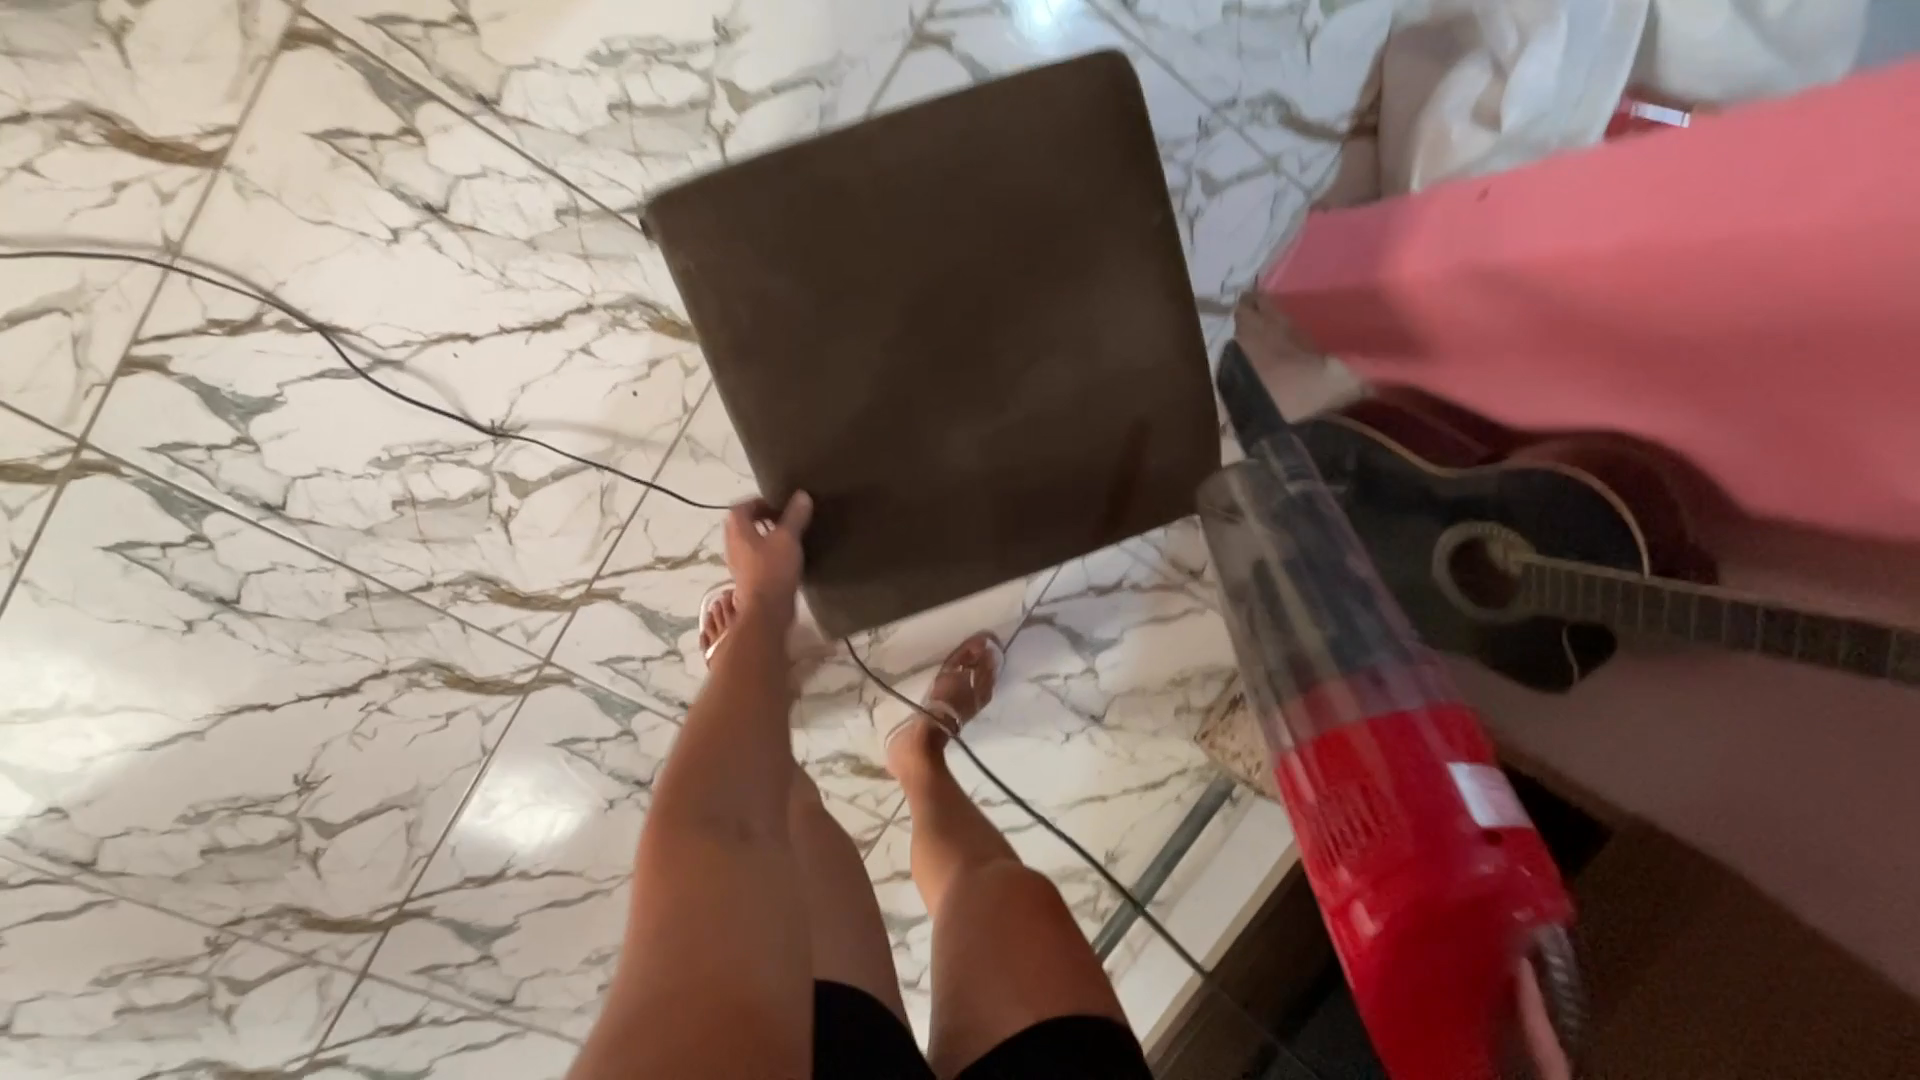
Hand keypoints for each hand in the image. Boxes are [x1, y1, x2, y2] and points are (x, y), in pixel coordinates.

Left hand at [724, 491, 813, 618]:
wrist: (766, 610)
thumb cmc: (773, 569)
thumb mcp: (788, 538)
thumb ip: (794, 516)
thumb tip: (802, 495)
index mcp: (738, 531)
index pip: (740, 508)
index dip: (758, 502)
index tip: (778, 505)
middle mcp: (733, 545)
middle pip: (743, 525)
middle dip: (762, 519)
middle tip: (784, 520)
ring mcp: (739, 564)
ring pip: (750, 543)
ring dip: (766, 537)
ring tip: (789, 538)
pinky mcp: (748, 579)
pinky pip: (756, 558)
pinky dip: (768, 553)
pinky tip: (787, 559)